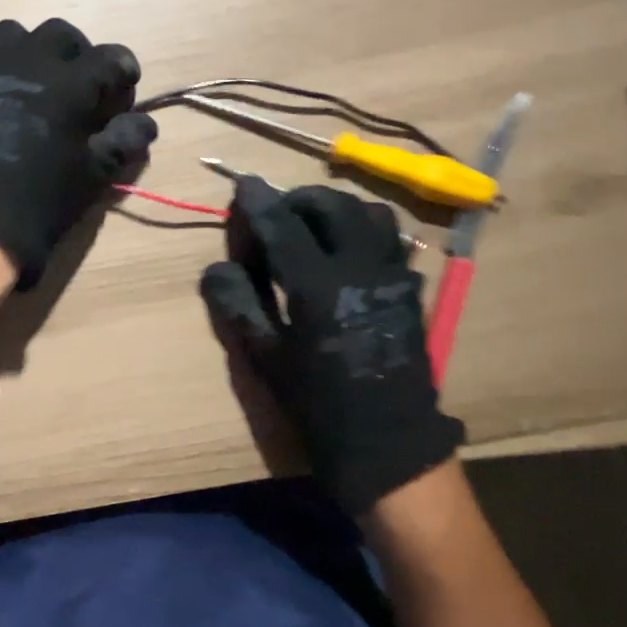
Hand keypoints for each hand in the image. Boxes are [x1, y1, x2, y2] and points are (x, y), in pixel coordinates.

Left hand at [0, 19, 157, 287]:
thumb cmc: (43, 201)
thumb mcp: (94, 175)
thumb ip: (122, 142)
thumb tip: (145, 124)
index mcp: (72, 82)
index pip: (111, 59)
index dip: (122, 77)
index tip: (121, 99)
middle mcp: (29, 60)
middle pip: (60, 36)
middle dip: (76, 55)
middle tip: (77, 89)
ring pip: (11, 35)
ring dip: (27, 53)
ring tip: (30, 85)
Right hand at [200, 178, 463, 514]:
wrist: (386, 442)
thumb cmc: (316, 406)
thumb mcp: (265, 360)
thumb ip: (239, 305)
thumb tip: (216, 267)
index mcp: (319, 287)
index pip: (284, 226)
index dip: (258, 203)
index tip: (242, 184)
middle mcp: (360, 269)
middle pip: (331, 206)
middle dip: (297, 200)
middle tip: (274, 214)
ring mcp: (393, 275)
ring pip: (369, 214)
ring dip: (335, 210)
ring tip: (310, 227)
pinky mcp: (410, 288)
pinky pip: (390, 239)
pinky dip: (362, 231)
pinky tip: (344, 253)